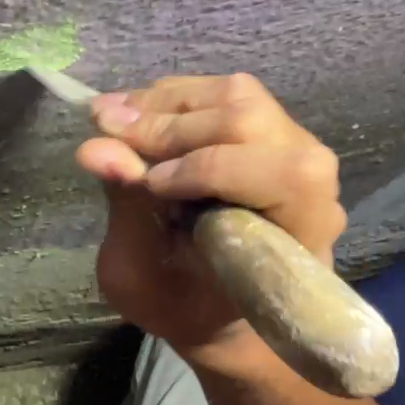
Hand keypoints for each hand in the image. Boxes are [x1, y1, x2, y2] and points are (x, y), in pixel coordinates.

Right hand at [74, 73, 344, 357]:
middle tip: (108, 130)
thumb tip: (93, 148)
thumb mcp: (141, 274)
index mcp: (298, 232)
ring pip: (238, 96)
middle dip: (172, 126)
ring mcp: (291, 147)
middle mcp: (312, 180)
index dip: (207, 168)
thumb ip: (128, 210)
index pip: (281, 174)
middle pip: (250, 120)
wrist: (215, 310)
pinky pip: (226, 95)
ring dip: (168, 103)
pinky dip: (172, 99)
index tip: (147, 185)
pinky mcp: (265, 131)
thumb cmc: (184, 305)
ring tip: (114, 118)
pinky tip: (132, 114)